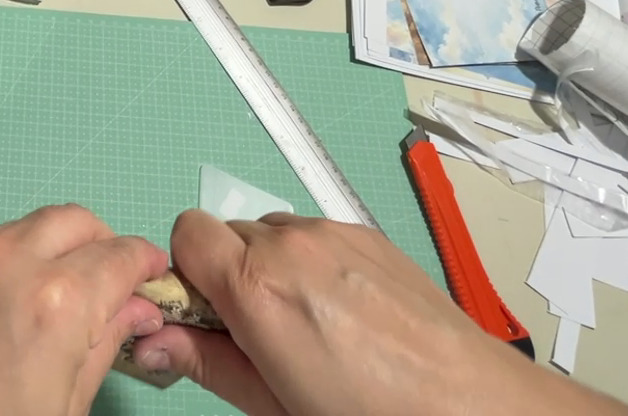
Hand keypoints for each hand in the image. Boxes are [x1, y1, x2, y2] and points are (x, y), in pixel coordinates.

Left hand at [0, 204, 168, 415]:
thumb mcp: (64, 408)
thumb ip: (106, 346)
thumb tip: (136, 311)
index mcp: (55, 301)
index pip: (120, 257)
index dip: (147, 266)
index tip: (157, 279)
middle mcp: (14, 259)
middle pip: (80, 222)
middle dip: (107, 247)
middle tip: (119, 287)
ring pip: (41, 222)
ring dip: (67, 245)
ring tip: (75, 293)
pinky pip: (4, 236)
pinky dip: (29, 251)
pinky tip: (30, 295)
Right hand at [130, 211, 627, 415]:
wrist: (477, 408)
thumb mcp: (272, 407)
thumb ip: (205, 362)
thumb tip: (150, 340)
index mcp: (256, 285)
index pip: (185, 232)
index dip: (189, 272)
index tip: (212, 315)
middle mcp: (287, 241)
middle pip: (227, 233)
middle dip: (232, 274)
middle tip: (267, 333)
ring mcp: (330, 230)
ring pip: (270, 231)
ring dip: (273, 266)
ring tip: (316, 325)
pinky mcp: (364, 230)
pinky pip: (313, 233)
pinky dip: (312, 262)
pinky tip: (350, 313)